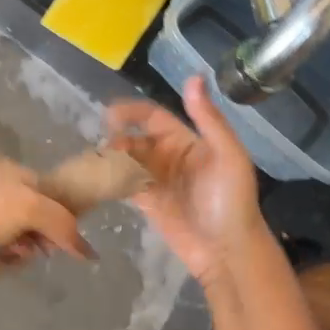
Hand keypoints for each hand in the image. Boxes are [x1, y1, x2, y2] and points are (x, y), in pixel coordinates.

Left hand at [0, 159, 93, 287]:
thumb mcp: (28, 207)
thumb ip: (63, 224)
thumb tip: (88, 251)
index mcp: (9, 172)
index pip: (51, 195)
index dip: (60, 220)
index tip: (62, 242)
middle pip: (33, 227)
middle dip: (28, 244)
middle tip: (19, 249)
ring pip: (12, 249)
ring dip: (5, 259)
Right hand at [109, 75, 264, 288]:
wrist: (228, 252)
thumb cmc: (231, 202)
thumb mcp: (227, 156)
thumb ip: (208, 119)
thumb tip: (193, 77)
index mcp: (187, 141)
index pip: (152, 116)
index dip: (131, 111)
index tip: (109, 116)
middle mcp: (168, 156)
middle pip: (134, 138)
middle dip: (116, 139)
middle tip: (105, 150)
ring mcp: (156, 180)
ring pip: (125, 159)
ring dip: (111, 158)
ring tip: (98, 166)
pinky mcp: (146, 202)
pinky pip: (122, 183)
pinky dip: (109, 179)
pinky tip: (98, 180)